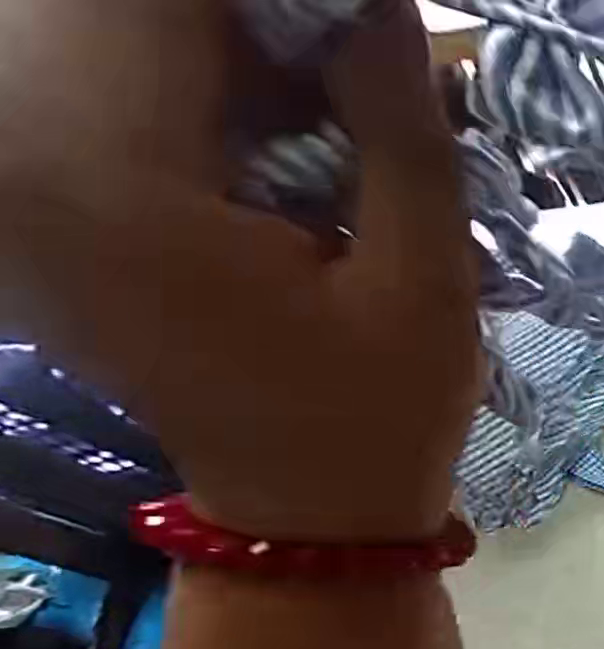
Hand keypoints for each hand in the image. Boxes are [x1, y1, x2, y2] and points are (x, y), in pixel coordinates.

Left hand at [0, 0, 477, 540]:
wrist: (313, 505)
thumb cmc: (384, 411)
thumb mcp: (425, 286)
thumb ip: (403, 142)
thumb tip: (391, 14)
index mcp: (108, 173)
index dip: (290, 0)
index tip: (379, 25)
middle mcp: (8, 148)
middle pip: (114, 10)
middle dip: (259, 26)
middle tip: (369, 72)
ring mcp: (7, 175)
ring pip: (101, 42)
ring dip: (235, 59)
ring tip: (343, 116)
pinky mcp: (34, 198)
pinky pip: (101, 96)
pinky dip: (204, 98)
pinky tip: (289, 150)